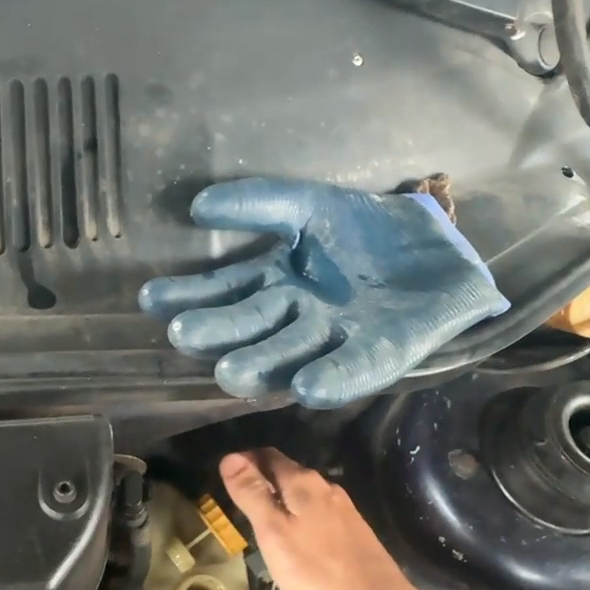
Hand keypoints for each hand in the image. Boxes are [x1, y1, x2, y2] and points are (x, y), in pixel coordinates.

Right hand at [138, 179, 508, 408]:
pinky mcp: (378, 355)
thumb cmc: (367, 229)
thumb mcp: (309, 206)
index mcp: (275, 283)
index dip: (188, 296)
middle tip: (181, 334)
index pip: (224, 292)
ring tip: (227, 371)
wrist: (438, 244)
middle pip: (250, 327)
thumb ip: (258, 203)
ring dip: (259, 365)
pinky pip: (352, 368)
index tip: (151, 297)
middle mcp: (295, 318)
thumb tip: (194, 207)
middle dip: (216, 332)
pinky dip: (330, 378)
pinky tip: (305, 385)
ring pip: (289, 355)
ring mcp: (334, 339)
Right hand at [218, 449, 416, 589]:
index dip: (245, 461)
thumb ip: (252, 494)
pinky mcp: (354, 528)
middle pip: (287, 472)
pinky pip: (319, 511)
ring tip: (265, 520)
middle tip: (241, 501)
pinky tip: (297, 536)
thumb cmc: (316, 569)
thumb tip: (229, 457)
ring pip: (304, 493)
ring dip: (283, 499)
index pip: (267, 456)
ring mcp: (343, 507)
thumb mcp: (273, 532)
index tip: (228, 478)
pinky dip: (301, 515)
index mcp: (302, 482)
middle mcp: (325, 486)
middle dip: (264, 480)